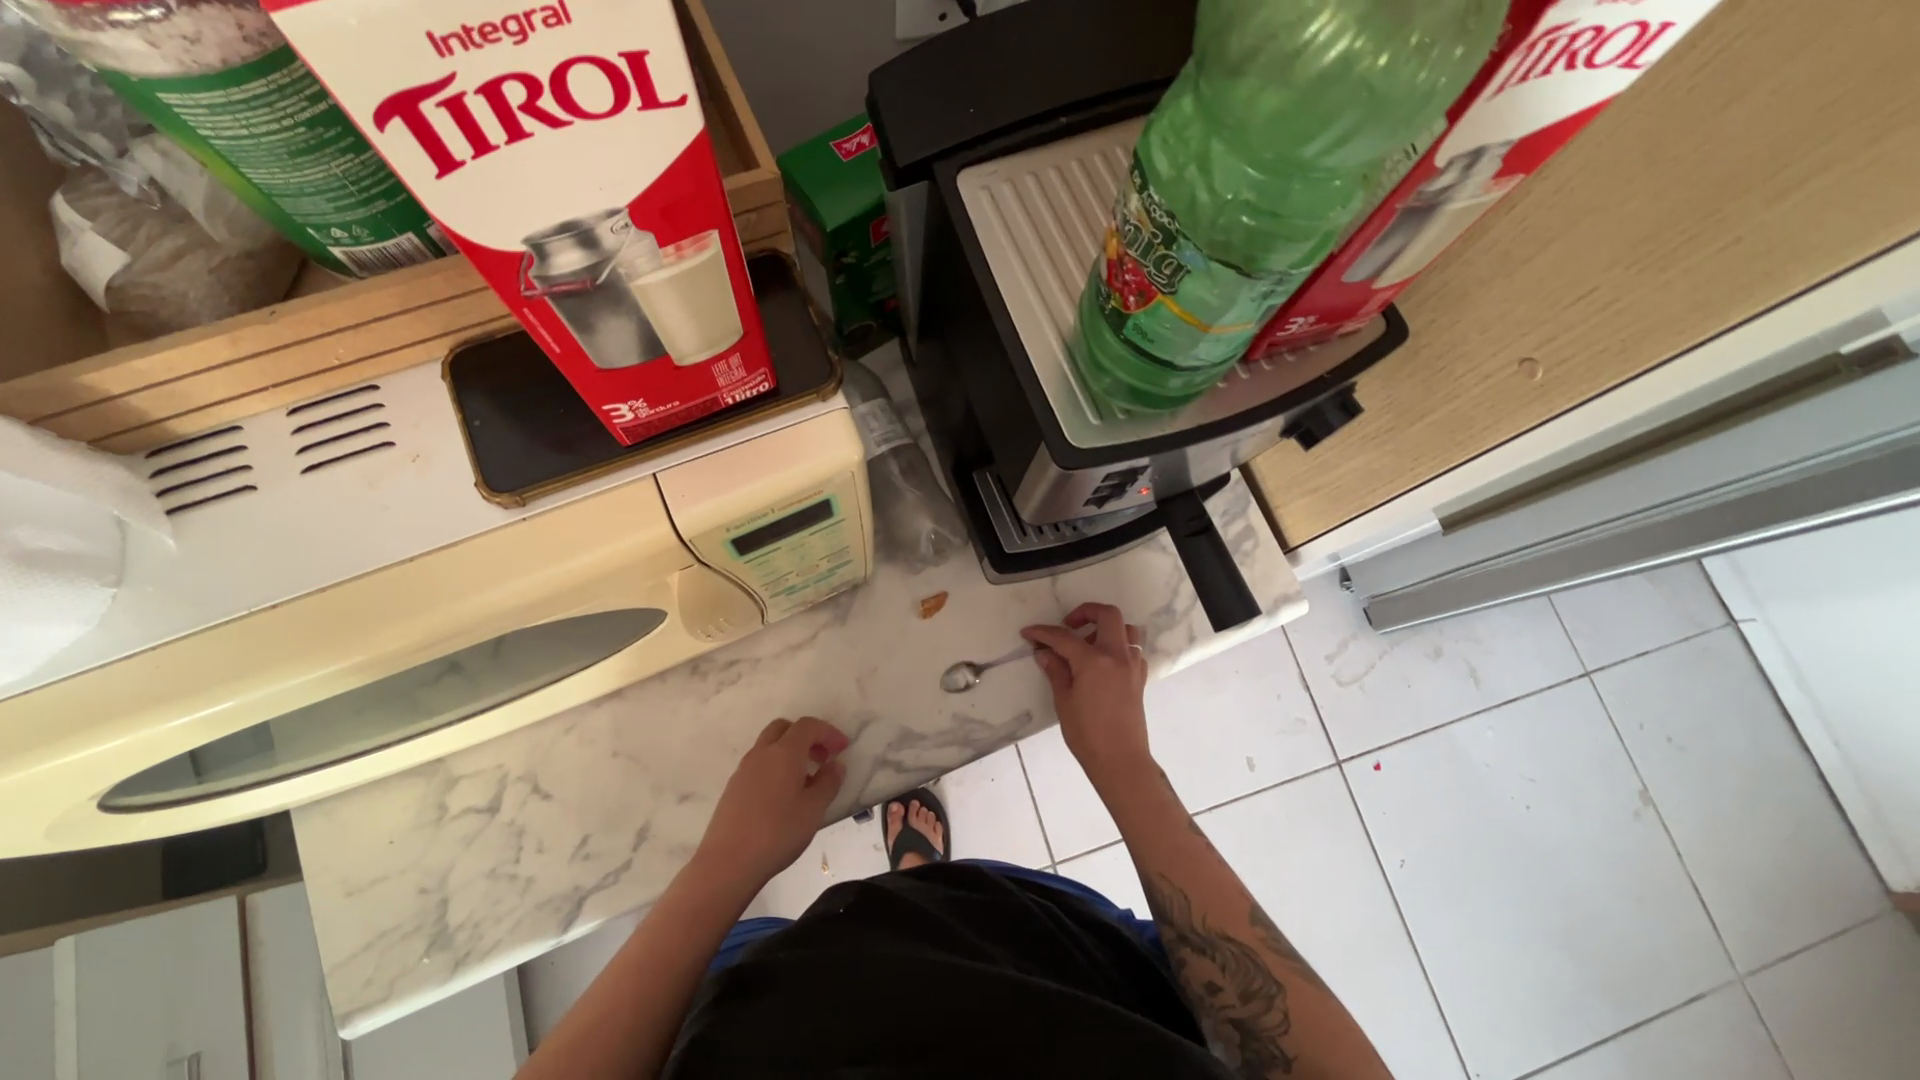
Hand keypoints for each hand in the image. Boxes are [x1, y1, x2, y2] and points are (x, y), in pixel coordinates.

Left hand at [693, 717, 849, 890]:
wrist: (728, 862)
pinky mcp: (733, 788)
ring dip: (790, 752)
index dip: (828, 732)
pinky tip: (783, 796)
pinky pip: (758, 764)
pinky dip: (775, 767)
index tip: (842, 749)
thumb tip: (835, 765)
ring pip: (768, 746)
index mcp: (784, 753)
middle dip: (806, 737)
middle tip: (822, 758)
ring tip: (806, 781)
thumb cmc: (778, 833)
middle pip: (784, 728)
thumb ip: (829, 782)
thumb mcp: (814, 809)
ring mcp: (743, 770)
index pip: (807, 726)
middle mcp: (761, 754)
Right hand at [1021, 602, 1152, 787]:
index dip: (1043, 633)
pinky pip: (1133, 649)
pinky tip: (1103, 663)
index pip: (1065, 637)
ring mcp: (1132, 666)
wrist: (1120, 760)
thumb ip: (1056, 672)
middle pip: (1107, 615)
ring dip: (1107, 627)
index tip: (1029, 633)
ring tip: (1088, 643)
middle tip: (1067, 627)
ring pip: (1127, 629)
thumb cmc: (1087, 734)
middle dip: (1085, 613)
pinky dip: (1118, 646)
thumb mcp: (1064, 701)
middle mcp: (1118, 656)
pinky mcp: (1140, 678)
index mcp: (1095, 661)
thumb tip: (1045, 653)